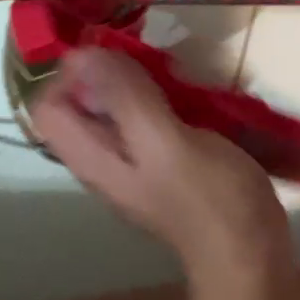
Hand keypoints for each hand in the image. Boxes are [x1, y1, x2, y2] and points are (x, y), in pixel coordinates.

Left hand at [32, 49, 291, 290]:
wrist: (248, 249)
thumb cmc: (209, 196)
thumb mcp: (168, 142)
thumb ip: (126, 99)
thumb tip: (81, 52)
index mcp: (94, 157)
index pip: (50, 105)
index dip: (73, 72)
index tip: (118, 49)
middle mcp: (106, 159)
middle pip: (84, 105)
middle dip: (110, 71)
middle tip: (153, 53)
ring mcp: (139, 163)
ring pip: (119, 110)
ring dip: (141, 83)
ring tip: (177, 67)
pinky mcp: (169, 162)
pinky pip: (151, 120)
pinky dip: (165, 99)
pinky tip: (196, 93)